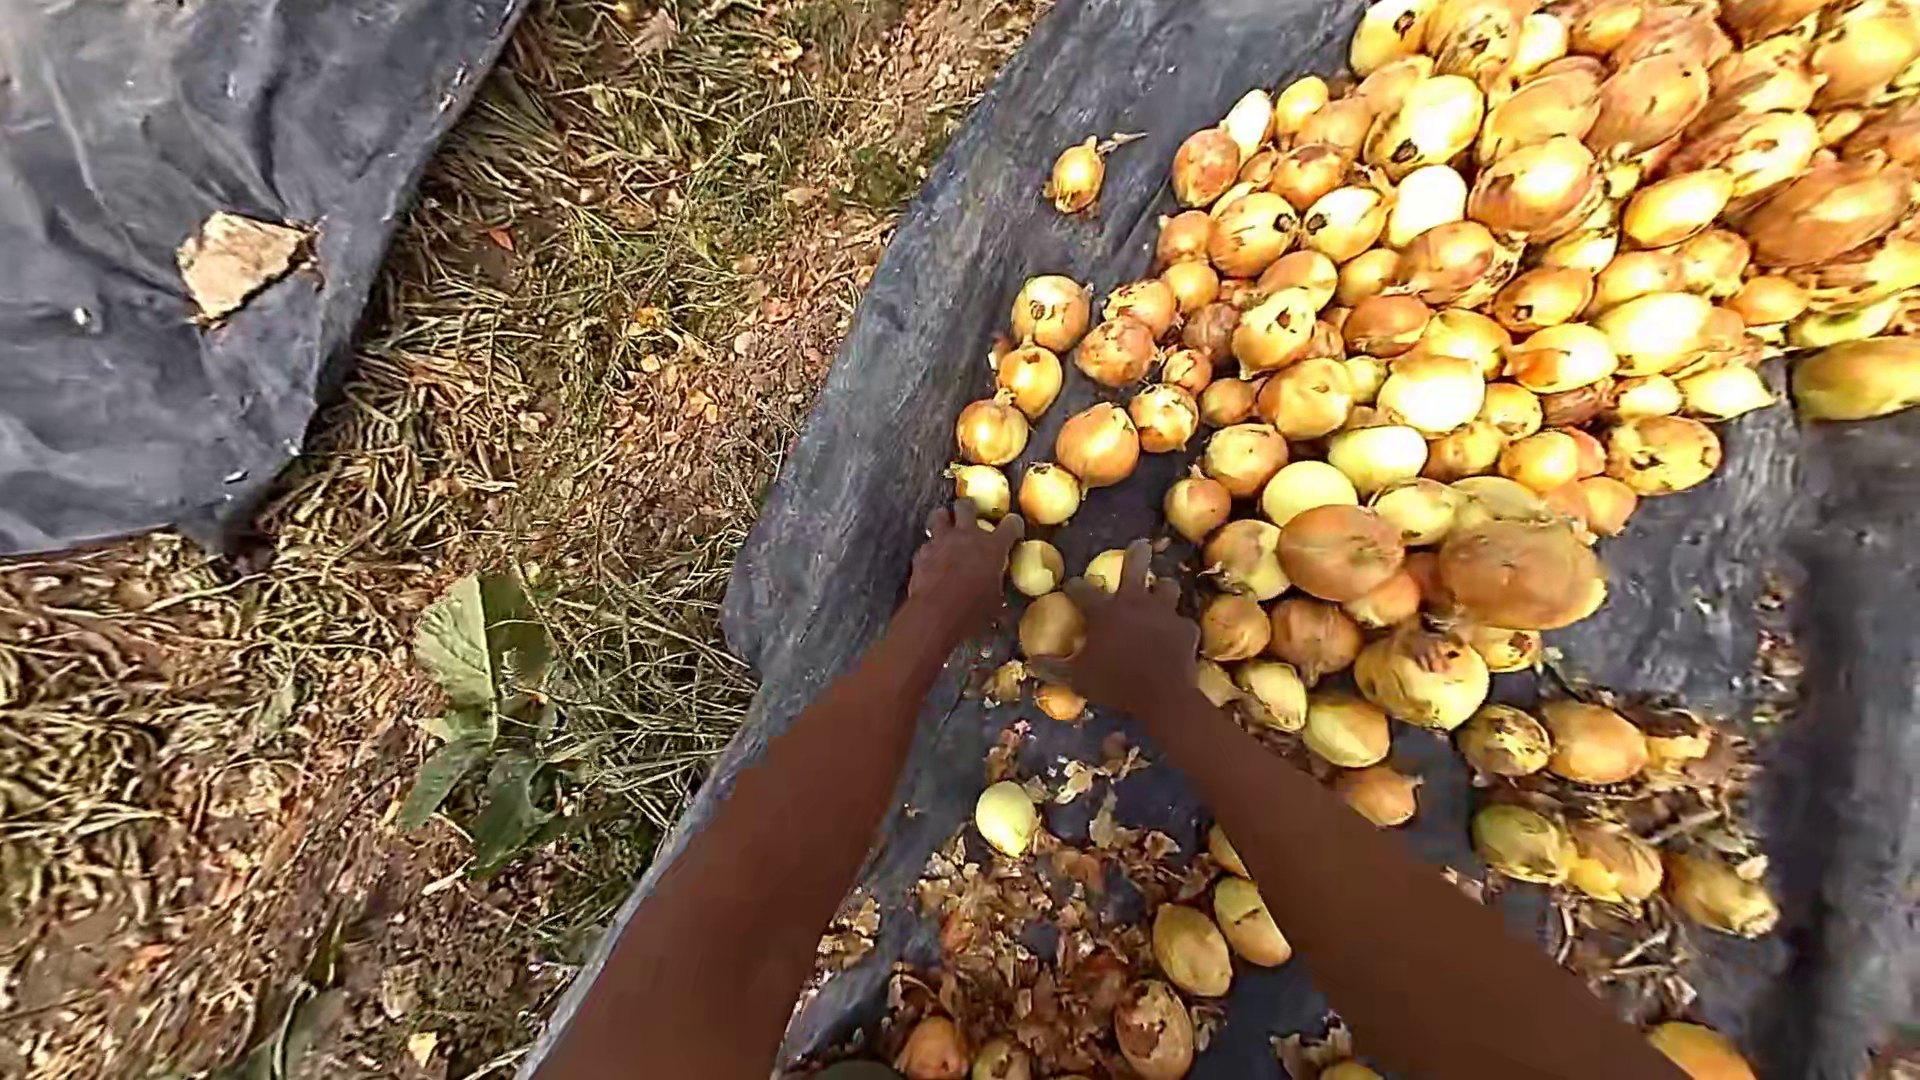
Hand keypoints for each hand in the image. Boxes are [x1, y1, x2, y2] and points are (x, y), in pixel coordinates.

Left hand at [907, 500, 1022, 644]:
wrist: (935, 615)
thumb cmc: (972, 612)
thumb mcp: (995, 607)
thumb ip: (1000, 600)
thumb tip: (1006, 613)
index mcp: (992, 547)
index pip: (1011, 524)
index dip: (1014, 524)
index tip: (1014, 529)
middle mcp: (966, 536)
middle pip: (966, 506)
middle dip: (969, 507)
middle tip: (971, 515)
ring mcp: (941, 542)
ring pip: (940, 515)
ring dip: (944, 519)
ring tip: (947, 528)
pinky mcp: (922, 553)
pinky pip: (926, 543)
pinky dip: (931, 549)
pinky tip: (932, 560)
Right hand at [1044, 539, 1200, 718]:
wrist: (1162, 696)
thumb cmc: (1114, 683)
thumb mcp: (1076, 678)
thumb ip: (1053, 668)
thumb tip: (1030, 662)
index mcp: (1104, 611)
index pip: (1082, 589)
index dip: (1074, 586)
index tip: (1071, 587)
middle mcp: (1134, 603)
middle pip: (1136, 567)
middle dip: (1136, 554)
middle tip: (1140, 545)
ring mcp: (1164, 614)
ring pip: (1167, 588)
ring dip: (1162, 588)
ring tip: (1161, 590)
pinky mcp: (1186, 630)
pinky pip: (1182, 624)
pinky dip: (1177, 628)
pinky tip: (1175, 635)